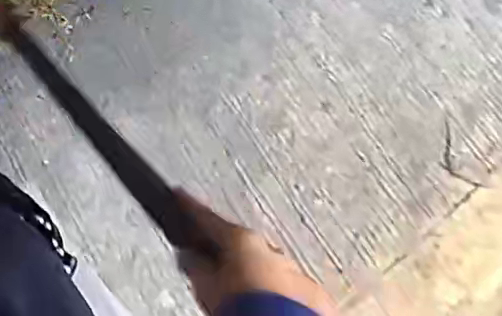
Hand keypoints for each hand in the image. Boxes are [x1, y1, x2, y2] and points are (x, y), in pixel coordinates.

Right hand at [177, 191, 335, 315]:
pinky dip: (281, 294)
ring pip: (272, 268)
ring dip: (258, 276)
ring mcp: (300, 276)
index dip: (188, 205)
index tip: (179, 196)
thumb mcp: (202, 282)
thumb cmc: (244, 308)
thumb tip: (191, 256)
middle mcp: (273, 250)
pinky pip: (294, 291)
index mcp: (242, 237)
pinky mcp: (322, 302)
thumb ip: (193, 261)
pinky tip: (271, 305)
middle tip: (215, 265)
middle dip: (230, 253)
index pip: (205, 215)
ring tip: (245, 293)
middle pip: (243, 245)